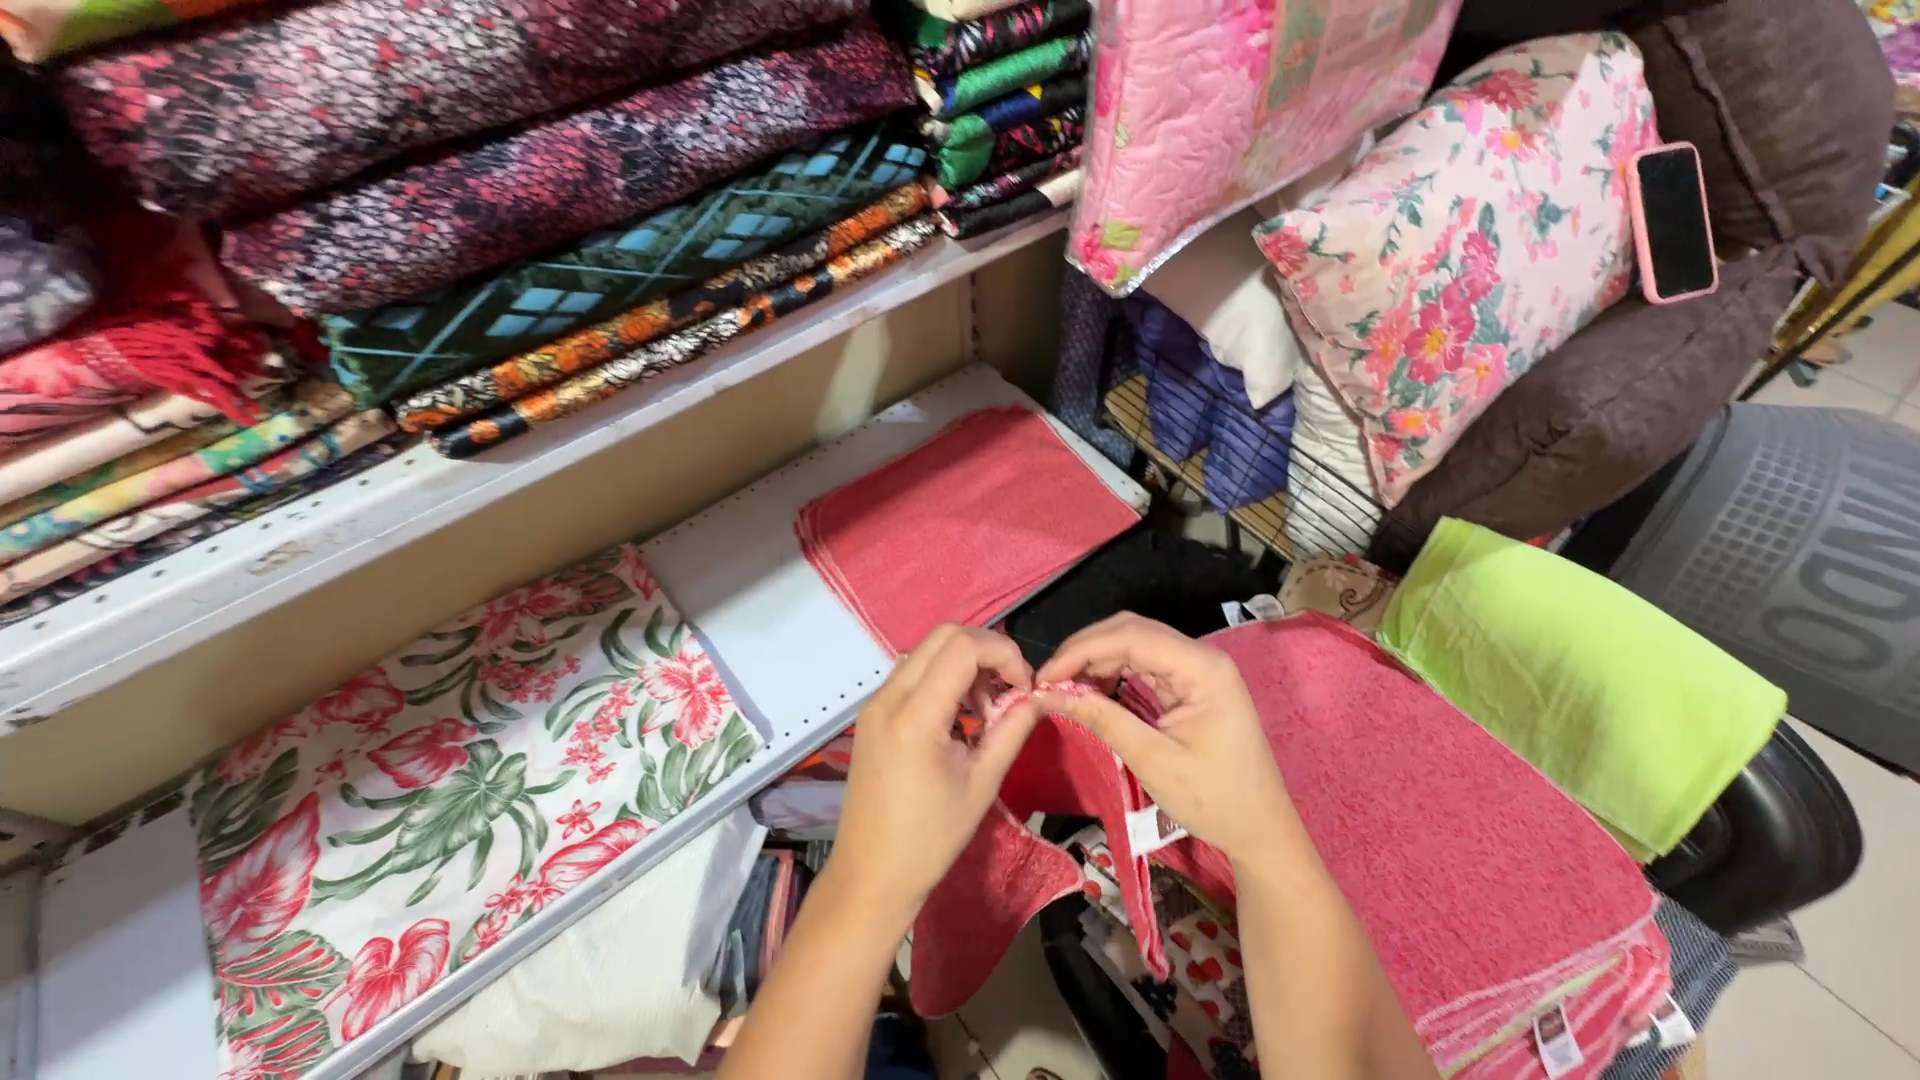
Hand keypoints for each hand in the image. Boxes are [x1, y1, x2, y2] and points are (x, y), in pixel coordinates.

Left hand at [826, 624, 1044, 923]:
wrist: (871, 873)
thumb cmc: (930, 838)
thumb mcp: (982, 783)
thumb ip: (1012, 730)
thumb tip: (1039, 696)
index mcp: (915, 716)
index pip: (963, 647)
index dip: (1004, 655)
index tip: (1024, 689)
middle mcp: (888, 697)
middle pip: (944, 636)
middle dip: (986, 652)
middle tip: (1008, 692)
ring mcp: (875, 703)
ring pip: (927, 651)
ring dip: (964, 664)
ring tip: (985, 711)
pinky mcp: (873, 714)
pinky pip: (912, 674)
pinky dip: (943, 678)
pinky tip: (960, 718)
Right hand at [1035, 613, 1299, 864]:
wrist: (1260, 829)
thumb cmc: (1214, 798)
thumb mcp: (1153, 760)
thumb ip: (1104, 719)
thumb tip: (1051, 694)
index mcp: (1202, 668)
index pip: (1131, 636)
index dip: (1083, 650)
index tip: (1046, 677)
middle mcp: (1201, 658)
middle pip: (1132, 631)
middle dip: (1086, 650)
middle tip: (1049, 679)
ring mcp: (1197, 670)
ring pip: (1135, 644)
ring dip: (1097, 660)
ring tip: (1064, 686)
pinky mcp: (1189, 686)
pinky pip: (1144, 665)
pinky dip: (1113, 673)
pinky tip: (1091, 690)